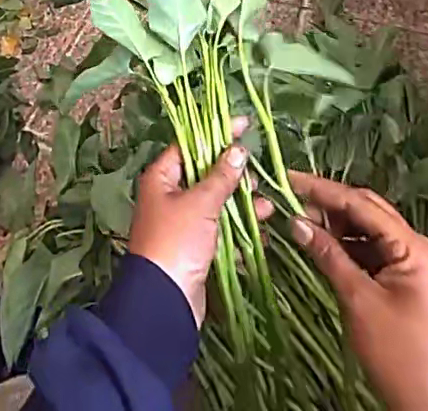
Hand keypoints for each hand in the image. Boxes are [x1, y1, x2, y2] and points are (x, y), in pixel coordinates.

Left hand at [127, 118, 250, 326]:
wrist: (165, 301)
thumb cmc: (177, 241)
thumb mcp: (201, 202)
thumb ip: (221, 176)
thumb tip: (237, 149)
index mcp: (161, 176)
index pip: (190, 143)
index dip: (216, 132)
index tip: (244, 125)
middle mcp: (168, 195)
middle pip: (204, 172)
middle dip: (232, 173)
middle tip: (256, 173)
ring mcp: (181, 222)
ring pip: (215, 202)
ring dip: (240, 202)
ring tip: (266, 204)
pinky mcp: (193, 247)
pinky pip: (219, 228)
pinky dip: (238, 227)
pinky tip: (261, 229)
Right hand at [285, 172, 427, 410]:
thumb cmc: (401, 356)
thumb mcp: (359, 301)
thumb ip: (329, 255)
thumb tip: (296, 222)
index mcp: (413, 247)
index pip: (361, 204)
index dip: (322, 189)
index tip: (289, 178)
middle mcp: (419, 249)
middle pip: (369, 212)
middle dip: (331, 204)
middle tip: (292, 198)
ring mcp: (419, 268)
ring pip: (372, 233)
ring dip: (339, 226)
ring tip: (303, 222)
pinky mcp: (413, 286)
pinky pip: (378, 254)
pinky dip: (352, 248)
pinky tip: (326, 248)